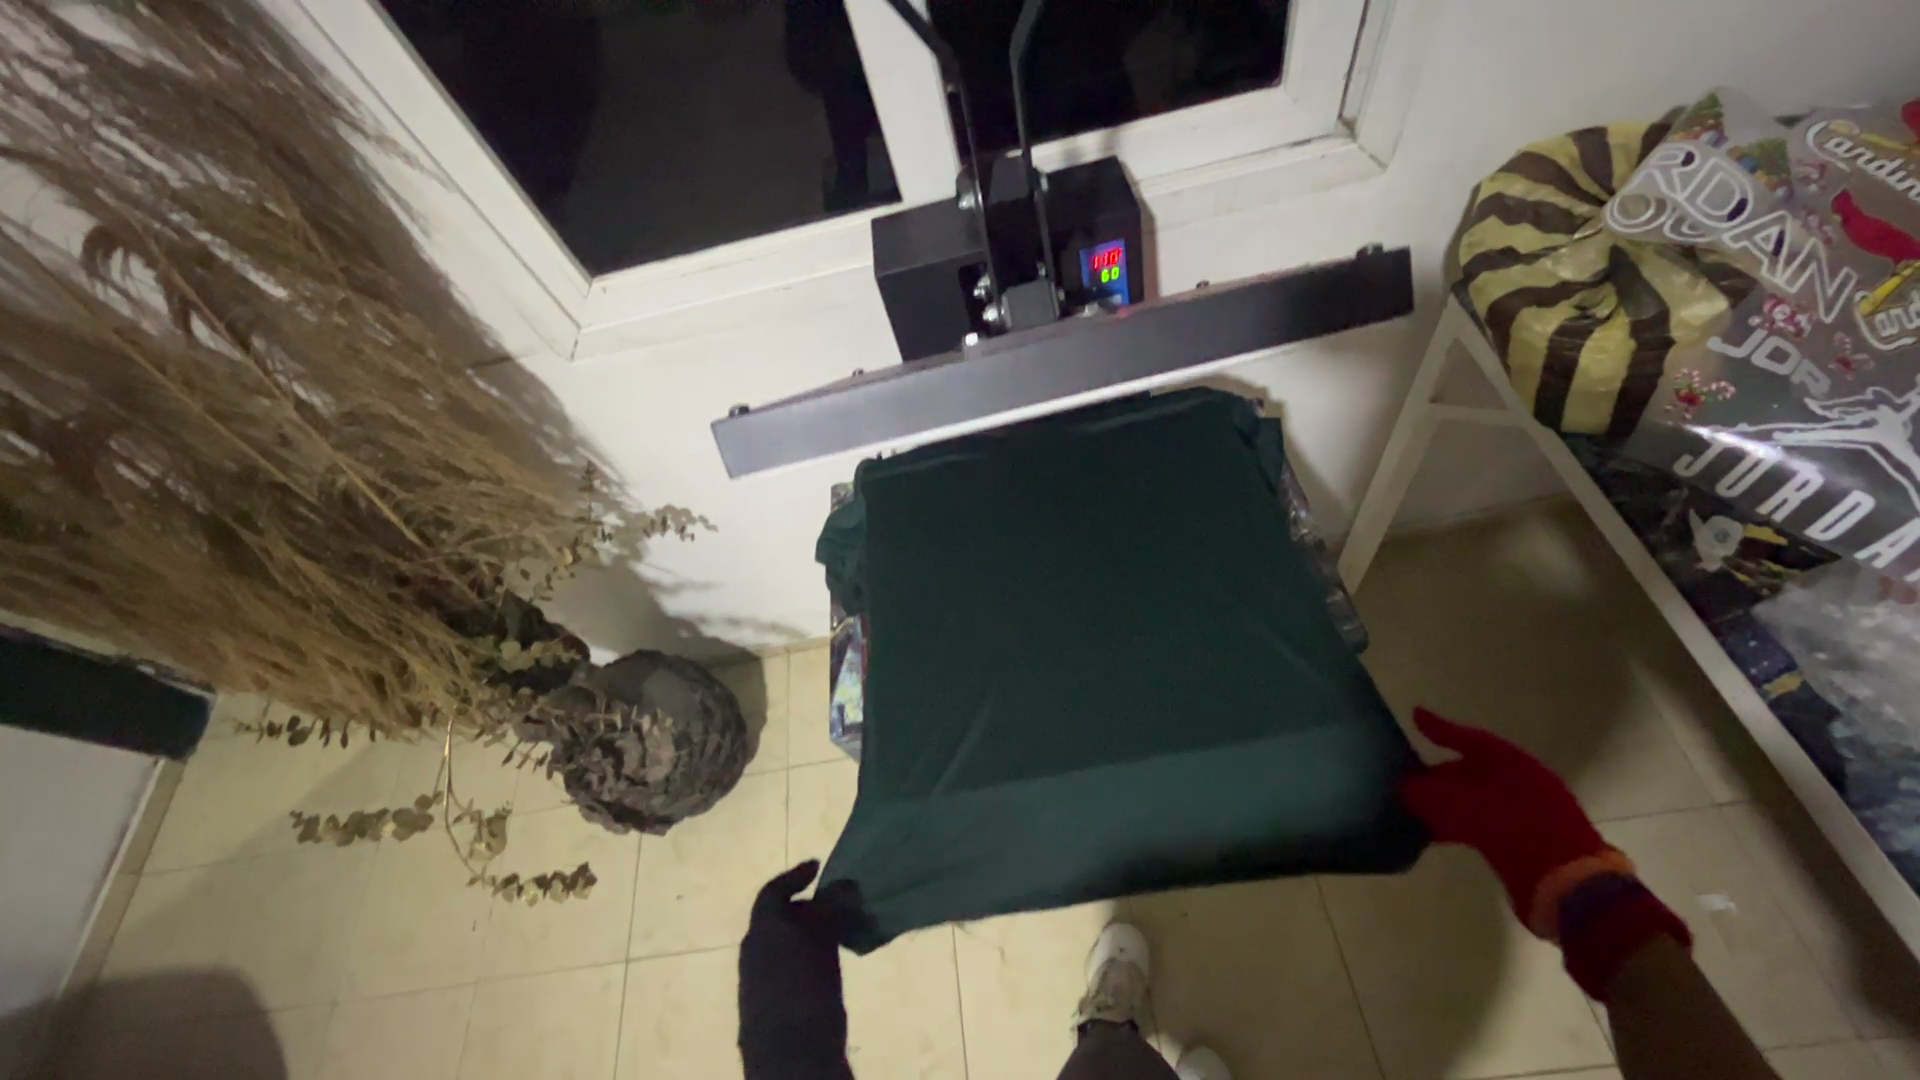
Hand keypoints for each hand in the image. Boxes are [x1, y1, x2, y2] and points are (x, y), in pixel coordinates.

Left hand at [737, 861, 859, 1078]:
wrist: (791, 1070)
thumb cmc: (803, 999)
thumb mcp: (819, 948)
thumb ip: (830, 914)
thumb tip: (843, 887)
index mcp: (760, 935)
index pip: (771, 894)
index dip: (793, 877)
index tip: (817, 867)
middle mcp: (755, 957)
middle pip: (781, 920)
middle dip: (810, 907)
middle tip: (842, 902)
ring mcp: (762, 988)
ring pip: (788, 946)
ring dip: (814, 933)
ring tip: (847, 930)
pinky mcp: (775, 1013)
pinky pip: (793, 971)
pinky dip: (813, 958)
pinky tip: (837, 964)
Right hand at [1398, 707, 1630, 937]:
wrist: (1566, 885)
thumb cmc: (1514, 829)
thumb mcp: (1463, 805)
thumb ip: (1428, 793)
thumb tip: (1403, 787)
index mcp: (1513, 764)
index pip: (1470, 739)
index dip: (1440, 728)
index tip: (1415, 717)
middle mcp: (1520, 784)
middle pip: (1470, 770)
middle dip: (1437, 775)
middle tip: (1404, 778)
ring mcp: (1524, 815)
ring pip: (1472, 799)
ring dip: (1443, 803)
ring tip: (1411, 807)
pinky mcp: (1521, 844)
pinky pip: (1479, 824)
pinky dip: (1455, 824)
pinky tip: (1432, 832)